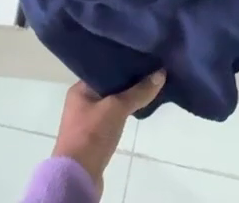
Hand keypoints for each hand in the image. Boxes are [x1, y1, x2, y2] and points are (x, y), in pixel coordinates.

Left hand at [51, 71, 165, 193]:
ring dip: (126, 100)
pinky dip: (123, 115)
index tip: (143, 60)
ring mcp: (86, 121)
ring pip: (111, 104)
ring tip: (148, 90)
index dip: (123, 65)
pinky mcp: (94, 138)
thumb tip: (161, 73)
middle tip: (150, 74)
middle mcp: (81, 102)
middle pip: (109, 87)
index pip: (104, 70)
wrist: (78, 176)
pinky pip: (112, 119)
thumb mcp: (116, 108)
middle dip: (128, 83)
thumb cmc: (92, 134)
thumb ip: (138, 92)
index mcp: (80, 89)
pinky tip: (137, 111)